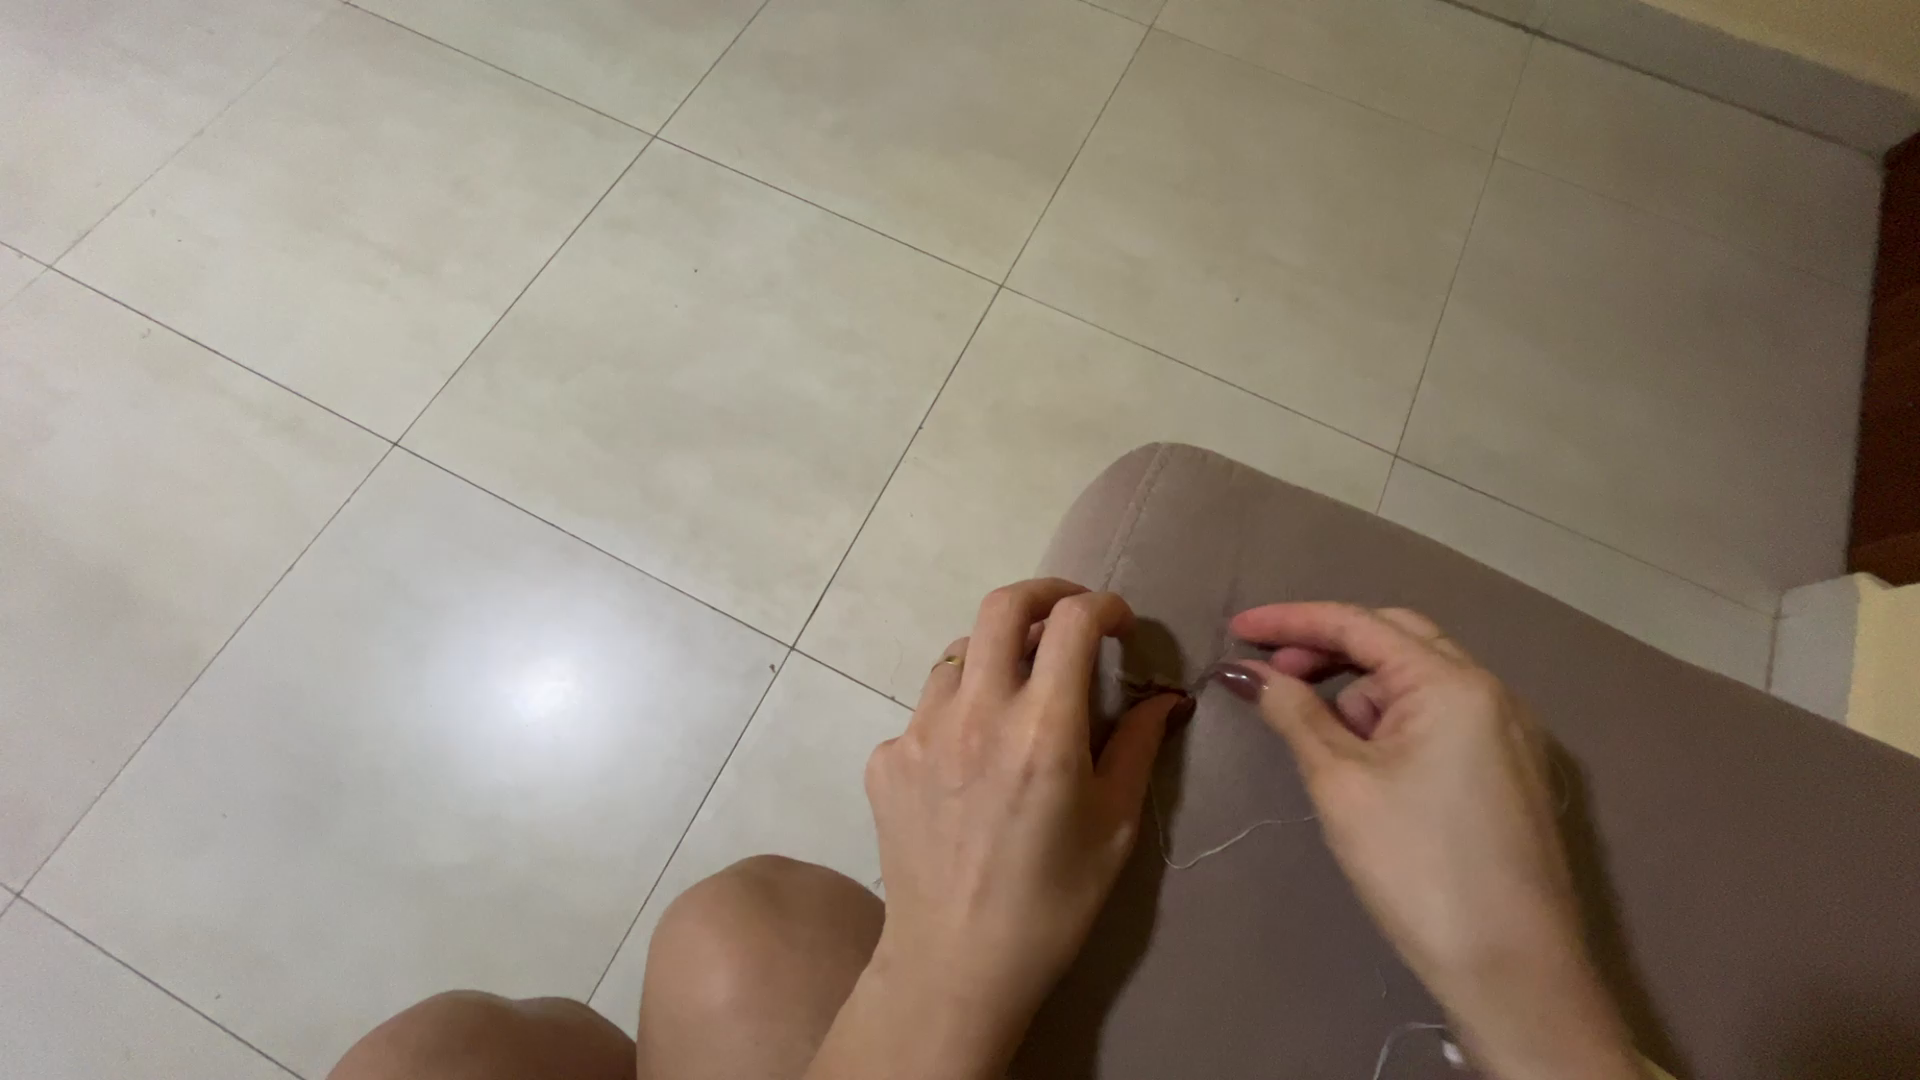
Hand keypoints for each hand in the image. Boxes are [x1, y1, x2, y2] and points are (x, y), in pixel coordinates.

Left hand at [846, 579, 1180, 1076]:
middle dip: (1044, 592)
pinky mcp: (886, 755)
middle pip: (1002, 605)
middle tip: (1067, 612)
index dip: (1102, 605)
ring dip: (995, 654)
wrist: (954, 963)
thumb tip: (1167, 696)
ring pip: (959, 653)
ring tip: (1016, 690)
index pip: (1071, 622)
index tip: (1117, 621)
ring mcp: (919, 731)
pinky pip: (927, 707)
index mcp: (1042, 731)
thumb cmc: (1052, 902)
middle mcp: (975, 714)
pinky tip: (970, 757)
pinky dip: (958, 709)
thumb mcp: (1114, 826)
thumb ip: (1139, 746)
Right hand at [1219, 603, 1641, 1079]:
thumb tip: (1244, 670)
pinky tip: (1359, 752)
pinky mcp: (1506, 768)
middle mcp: (1490, 693)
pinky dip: (1387, 714)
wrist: (1514, 975)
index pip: (1357, 624)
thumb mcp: (1339, 780)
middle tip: (1273, 669)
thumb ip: (1292, 710)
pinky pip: (1436, 713)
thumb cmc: (1416, 864)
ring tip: (1313, 725)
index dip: (1290, 620)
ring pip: (1416, 677)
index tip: (1236, 627)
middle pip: (1394, 637)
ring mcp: (1506, 732)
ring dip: (1357, 684)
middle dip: (1327, 644)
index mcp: (1452, 685)